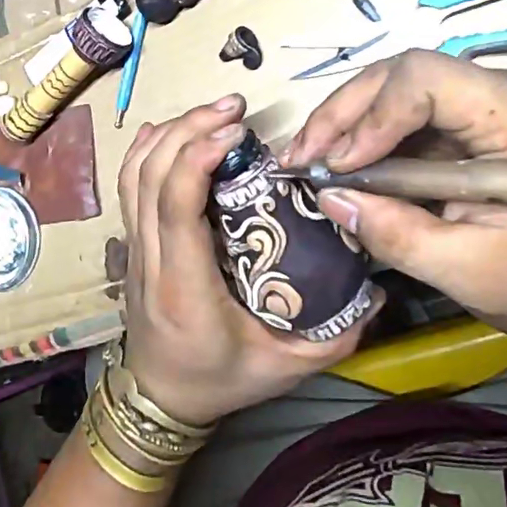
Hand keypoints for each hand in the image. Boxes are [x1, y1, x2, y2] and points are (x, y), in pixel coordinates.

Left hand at [117, 94, 375, 425]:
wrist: (159, 398)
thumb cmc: (222, 380)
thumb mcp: (288, 367)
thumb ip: (337, 334)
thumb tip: (378, 288)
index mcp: (185, 289)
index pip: (175, 210)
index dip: (196, 160)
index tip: (234, 131)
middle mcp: (151, 262)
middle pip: (149, 179)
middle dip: (187, 131)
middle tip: (233, 108)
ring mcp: (134, 250)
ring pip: (133, 177)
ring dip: (168, 135)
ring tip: (211, 112)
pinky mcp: (133, 244)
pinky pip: (128, 188)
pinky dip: (144, 152)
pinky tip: (172, 131)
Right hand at [284, 52, 506, 346]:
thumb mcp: (474, 269)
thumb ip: (398, 234)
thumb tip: (329, 199)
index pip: (423, 79)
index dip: (370, 117)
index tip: (337, 169)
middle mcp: (497, 98)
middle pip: (399, 76)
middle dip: (341, 115)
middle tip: (298, 159)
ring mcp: (483, 115)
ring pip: (396, 96)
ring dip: (345, 127)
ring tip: (307, 164)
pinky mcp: (471, 139)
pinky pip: (407, 127)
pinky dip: (366, 147)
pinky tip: (340, 172)